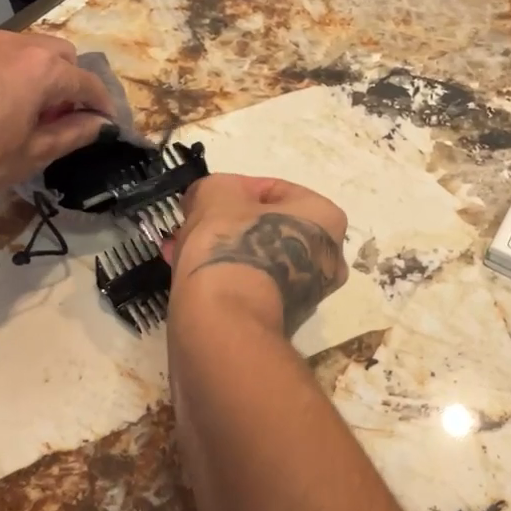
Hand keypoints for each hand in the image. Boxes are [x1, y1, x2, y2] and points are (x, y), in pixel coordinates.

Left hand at [0, 32, 113, 221]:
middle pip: (54, 54)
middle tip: (59, 120)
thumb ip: (71, 134)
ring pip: (15, 52)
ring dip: (28, 77)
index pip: (86, 81)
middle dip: (66, 83)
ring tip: (17, 114)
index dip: (101, 105)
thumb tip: (98, 124)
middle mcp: (6, 44)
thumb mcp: (27, 158)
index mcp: (37, 68)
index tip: (105, 126)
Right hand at [165, 175, 349, 334]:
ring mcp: (307, 294)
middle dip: (227, 224)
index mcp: (327, 219)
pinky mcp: (281, 321)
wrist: (225, 321)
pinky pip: (250, 287)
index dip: (234, 189)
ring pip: (257, 259)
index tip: (205, 199)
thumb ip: (214, 188)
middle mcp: (328, 258)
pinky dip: (225, 278)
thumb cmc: (233, 244)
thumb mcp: (216, 193)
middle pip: (267, 228)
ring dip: (222, 251)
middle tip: (193, 224)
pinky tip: (190, 274)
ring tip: (181, 250)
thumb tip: (207, 198)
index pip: (274, 190)